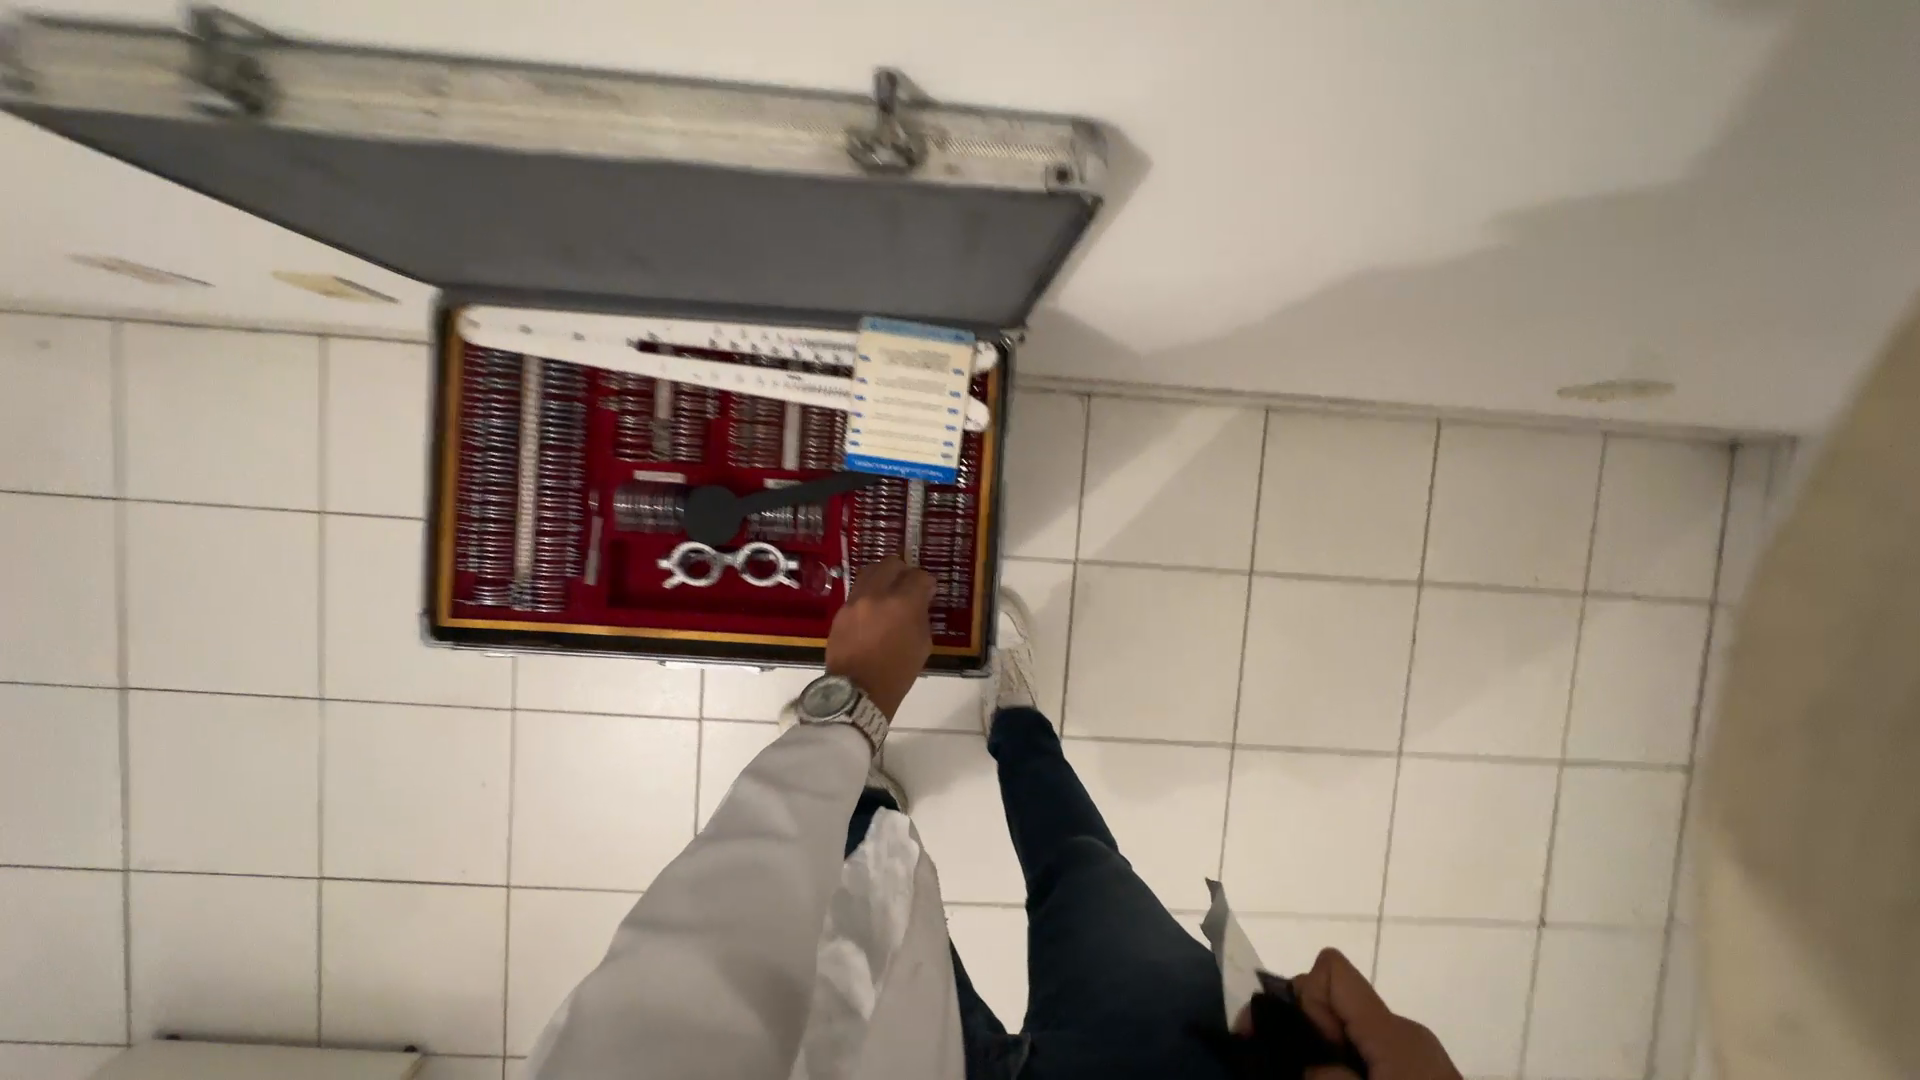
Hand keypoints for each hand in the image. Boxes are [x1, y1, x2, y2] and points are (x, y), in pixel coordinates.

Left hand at [825, 556, 936, 719]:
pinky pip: (857, 593)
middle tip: (908, 586)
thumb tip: (920, 599)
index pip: (918, 576)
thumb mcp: (922, 644)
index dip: (927, 582)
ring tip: (889, 593)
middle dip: (904, 571)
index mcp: (902, 603)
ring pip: (869, 573)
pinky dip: (868, 595)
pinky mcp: (840, 612)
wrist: (858, 692)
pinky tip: (873, 611)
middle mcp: (876, 595)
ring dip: (883, 578)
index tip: (929, 590)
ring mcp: (854, 602)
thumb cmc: (897, 673)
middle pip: (891, 564)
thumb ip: (921, 615)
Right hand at [1244, 948, 1461, 1079]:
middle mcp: (1406, 1035)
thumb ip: (1324, 1074)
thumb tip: (1302, 1061)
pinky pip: (1370, 1059)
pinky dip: (1349, 1072)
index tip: (1309, 1050)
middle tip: (1301, 1075)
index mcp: (1394, 1032)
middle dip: (1309, 1034)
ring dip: (1327, 1060)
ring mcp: (1418, 1062)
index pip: (1332, 970)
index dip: (1307, 1002)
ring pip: (1350, 1036)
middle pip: (1336, 1003)